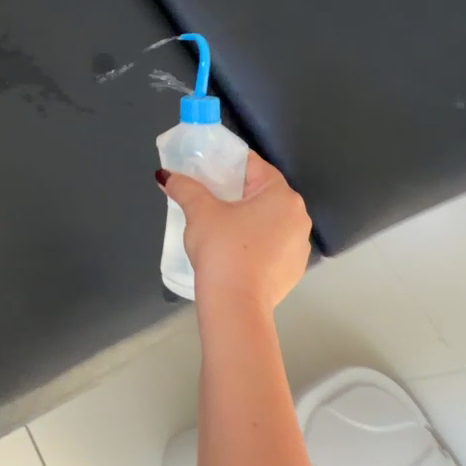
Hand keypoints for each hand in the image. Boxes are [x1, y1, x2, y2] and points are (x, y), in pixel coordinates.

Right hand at [159, 154, 311, 311]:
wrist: (236, 303)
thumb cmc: (222, 249)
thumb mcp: (199, 212)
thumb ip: (184, 188)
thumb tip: (165, 175)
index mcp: (281, 196)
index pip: (255, 166)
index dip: (228, 162)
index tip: (207, 166)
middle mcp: (298, 217)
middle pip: (263, 192)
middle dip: (236, 190)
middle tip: (208, 194)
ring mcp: (299, 245)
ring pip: (269, 219)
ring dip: (247, 216)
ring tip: (218, 224)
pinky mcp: (294, 269)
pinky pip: (273, 243)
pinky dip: (255, 240)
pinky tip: (233, 250)